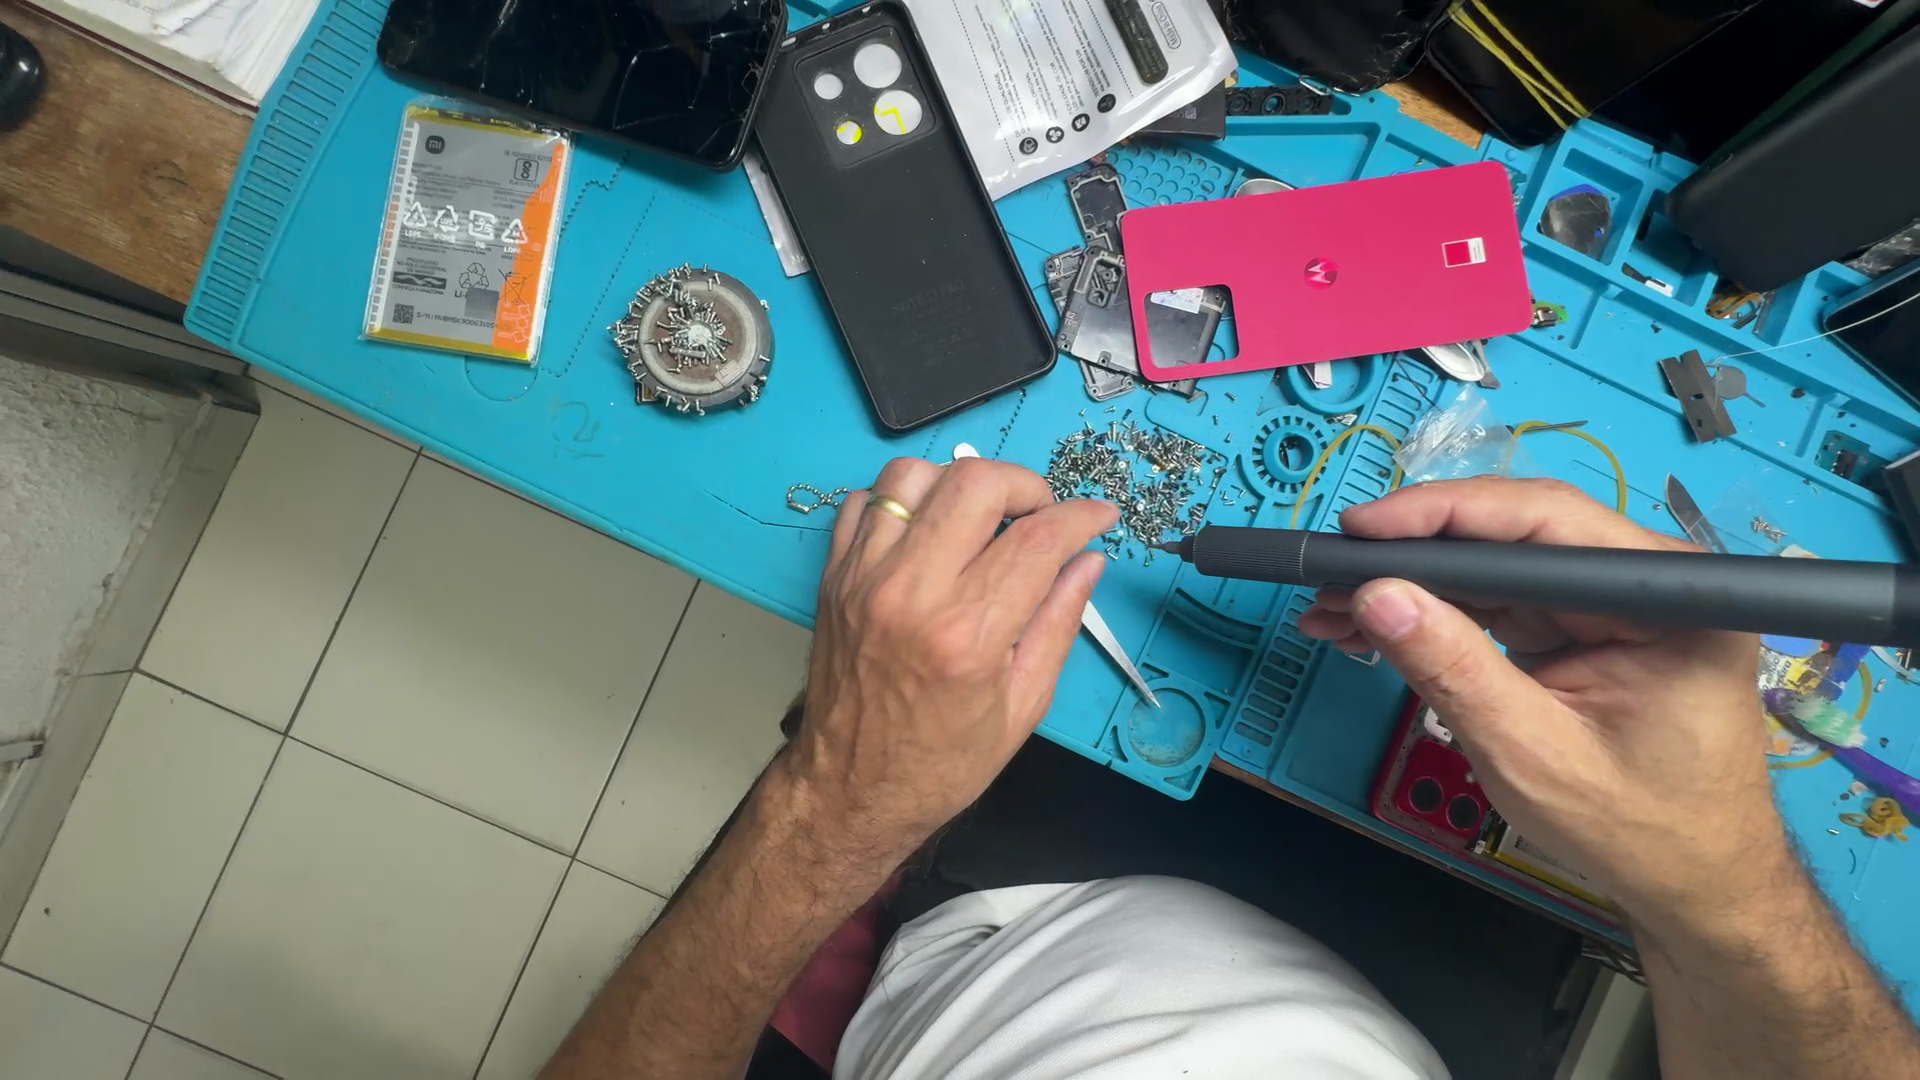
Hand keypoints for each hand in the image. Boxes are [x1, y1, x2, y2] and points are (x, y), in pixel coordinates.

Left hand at [780, 456, 1116, 861]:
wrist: (850, 790)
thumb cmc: (944, 762)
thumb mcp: (1024, 706)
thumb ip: (1059, 622)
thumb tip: (1089, 559)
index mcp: (968, 635)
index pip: (1036, 539)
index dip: (1080, 516)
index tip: (1099, 515)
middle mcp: (910, 592)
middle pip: (973, 483)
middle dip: (1023, 484)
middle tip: (1037, 516)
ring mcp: (862, 578)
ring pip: (911, 476)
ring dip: (957, 485)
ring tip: (978, 521)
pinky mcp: (832, 576)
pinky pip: (863, 501)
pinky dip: (901, 502)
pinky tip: (925, 533)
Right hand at [1297, 478, 1786, 929]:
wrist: (1680, 882)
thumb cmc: (1631, 828)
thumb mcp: (1529, 750)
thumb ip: (1454, 668)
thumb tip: (1374, 595)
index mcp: (1663, 601)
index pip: (1542, 522)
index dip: (1442, 514)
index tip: (1359, 529)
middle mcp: (1632, 585)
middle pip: (1502, 535)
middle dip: (1407, 552)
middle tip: (1327, 571)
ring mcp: (1594, 603)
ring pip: (1477, 566)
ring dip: (1399, 585)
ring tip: (1327, 609)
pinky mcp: (1561, 624)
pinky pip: (1475, 601)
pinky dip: (1416, 613)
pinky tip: (1360, 628)